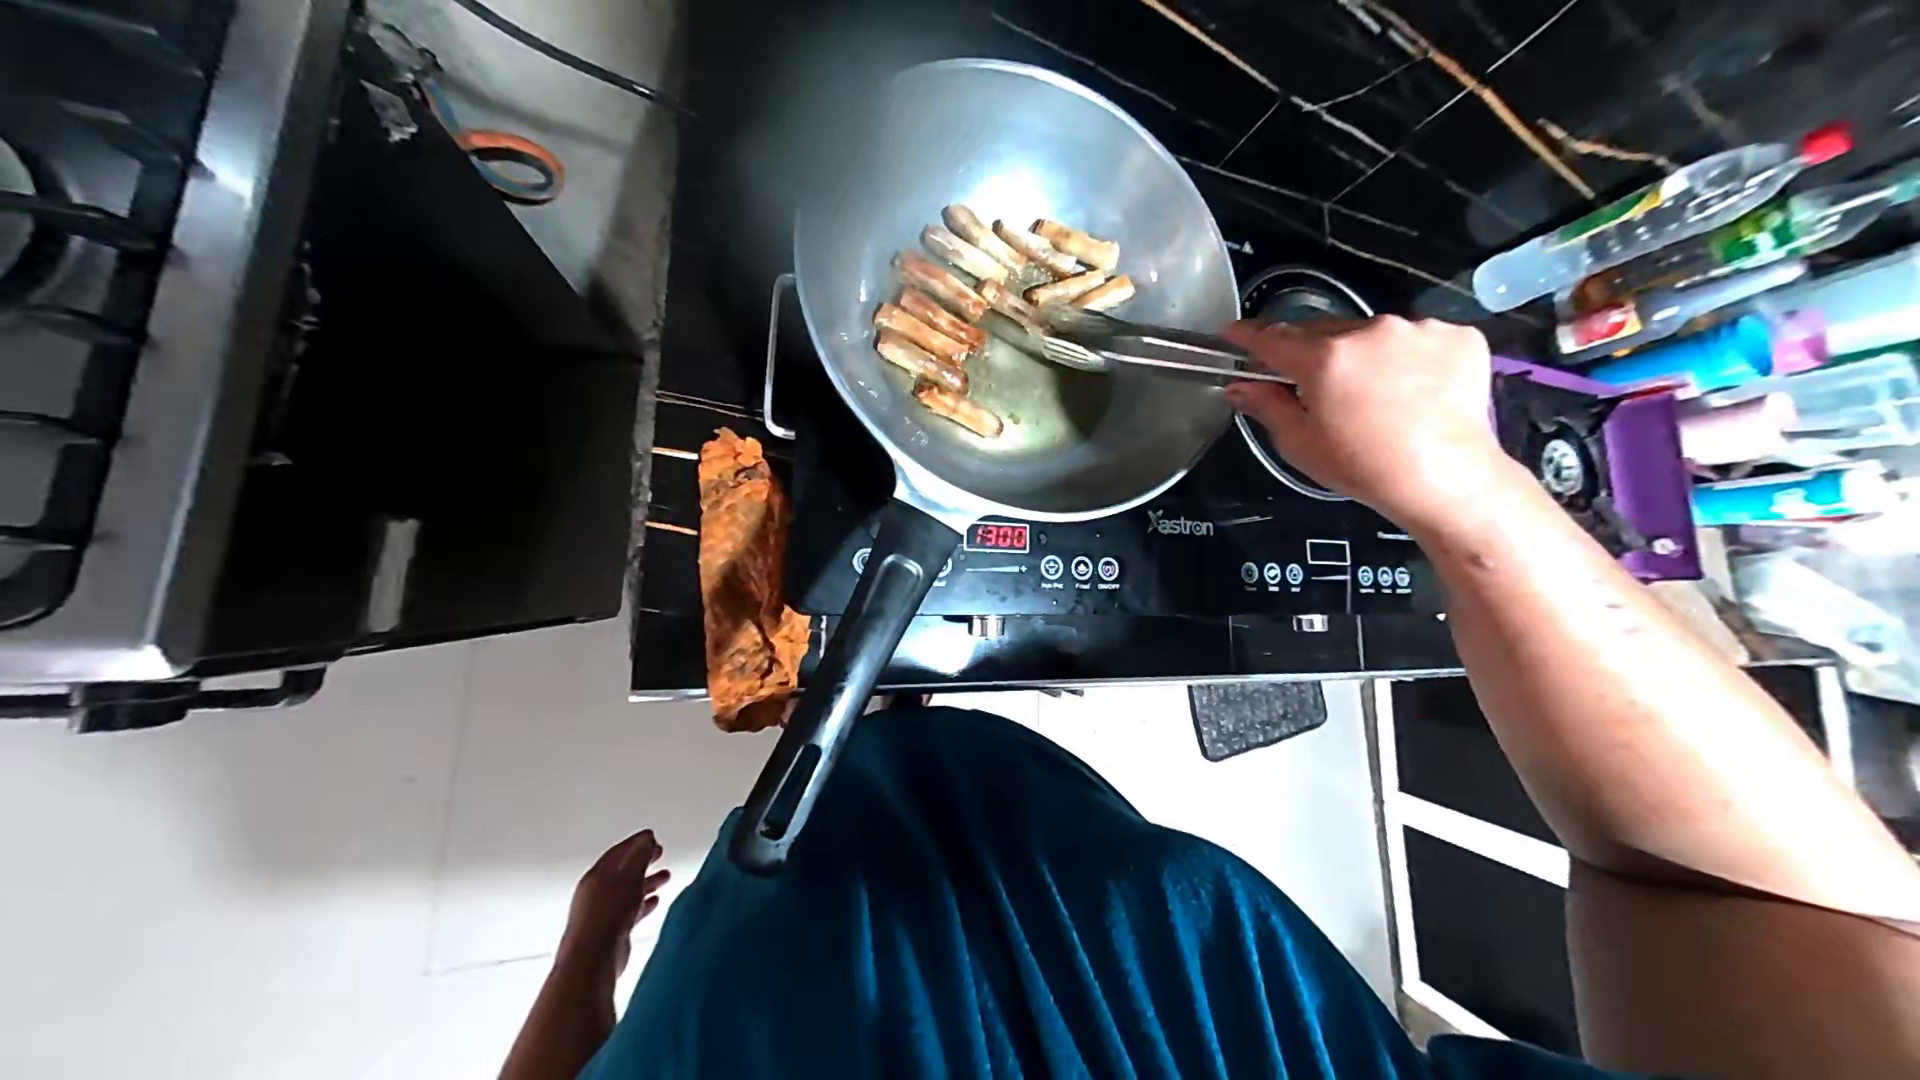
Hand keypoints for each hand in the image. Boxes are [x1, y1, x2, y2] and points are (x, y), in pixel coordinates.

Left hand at [557, 828, 670, 981]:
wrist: (593, 960)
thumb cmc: (608, 915)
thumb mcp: (629, 876)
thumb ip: (640, 855)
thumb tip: (646, 839)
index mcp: (596, 876)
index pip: (619, 852)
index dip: (636, 842)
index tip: (651, 837)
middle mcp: (595, 893)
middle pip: (623, 871)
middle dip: (643, 861)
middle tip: (659, 853)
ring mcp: (601, 914)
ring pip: (628, 891)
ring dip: (647, 882)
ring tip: (665, 877)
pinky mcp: (609, 933)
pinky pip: (629, 911)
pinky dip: (643, 903)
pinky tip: (654, 902)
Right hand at [1222, 316, 1523, 534]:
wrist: (1446, 478)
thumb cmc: (1364, 466)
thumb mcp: (1300, 443)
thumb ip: (1266, 406)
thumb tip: (1240, 387)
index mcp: (1325, 358)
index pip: (1273, 338)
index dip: (1248, 336)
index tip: (1234, 334)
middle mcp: (1371, 331)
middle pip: (1322, 332)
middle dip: (1310, 354)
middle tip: (1311, 386)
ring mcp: (1418, 330)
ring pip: (1370, 334)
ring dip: (1359, 355)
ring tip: (1369, 395)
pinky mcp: (1457, 337)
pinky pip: (1416, 339)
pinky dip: (1405, 358)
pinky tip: (1408, 390)